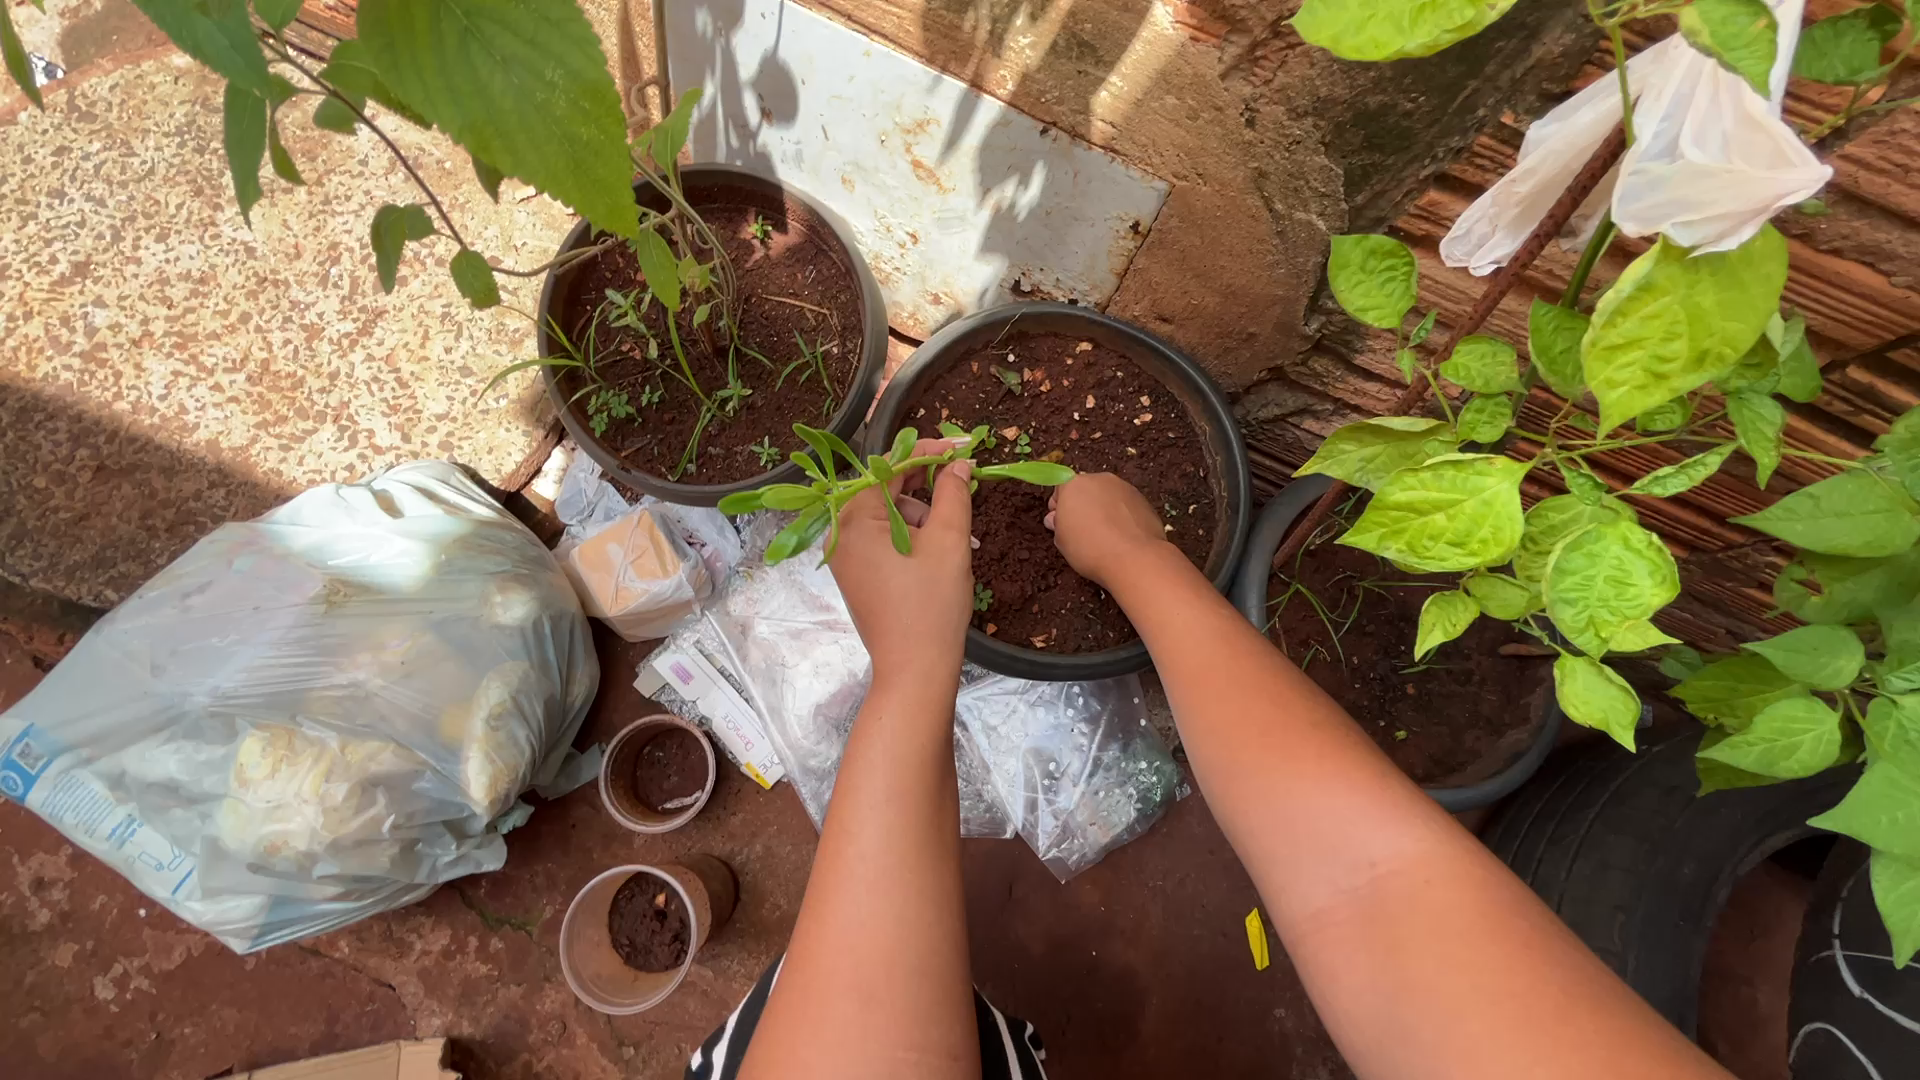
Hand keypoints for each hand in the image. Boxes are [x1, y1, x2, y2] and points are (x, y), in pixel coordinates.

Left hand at [829, 440, 975, 690]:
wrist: (915, 669)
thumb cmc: (931, 604)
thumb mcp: (949, 540)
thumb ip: (953, 493)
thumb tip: (957, 463)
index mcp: (855, 520)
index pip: (890, 468)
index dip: (927, 453)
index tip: (960, 447)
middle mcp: (841, 534)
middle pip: (886, 490)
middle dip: (927, 487)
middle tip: (963, 486)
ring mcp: (846, 557)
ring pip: (888, 516)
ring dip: (924, 516)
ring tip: (958, 537)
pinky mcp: (857, 575)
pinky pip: (883, 539)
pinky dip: (912, 537)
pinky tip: (942, 550)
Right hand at [1044, 472, 1171, 588]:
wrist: (1133, 557)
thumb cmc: (1090, 548)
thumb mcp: (1062, 540)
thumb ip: (1057, 524)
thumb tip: (1056, 518)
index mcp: (1074, 485)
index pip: (1061, 488)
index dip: (1059, 505)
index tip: (1059, 522)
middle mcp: (1100, 479)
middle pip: (1086, 489)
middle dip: (1082, 505)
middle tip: (1081, 529)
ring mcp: (1124, 488)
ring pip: (1108, 496)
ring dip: (1103, 509)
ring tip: (1104, 535)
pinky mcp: (1144, 500)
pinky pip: (1125, 505)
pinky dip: (1122, 516)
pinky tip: (1121, 537)